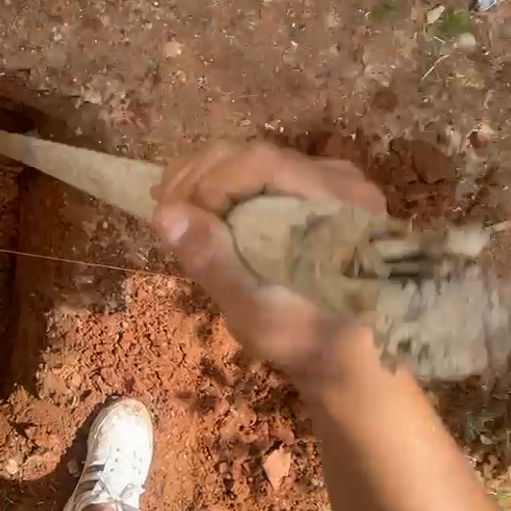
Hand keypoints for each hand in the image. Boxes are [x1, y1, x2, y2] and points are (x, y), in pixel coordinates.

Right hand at [153, 140, 388, 391]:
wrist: (346, 357)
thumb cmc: (307, 339)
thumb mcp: (255, 310)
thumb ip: (213, 260)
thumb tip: (163, 214)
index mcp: (338, 202)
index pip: (259, 162)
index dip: (208, 184)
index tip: (181, 224)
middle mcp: (336, 179)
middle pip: (246, 154)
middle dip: (194, 179)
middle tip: (164, 217)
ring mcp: (320, 181)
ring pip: (242, 158)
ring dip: (196, 181)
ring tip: (173, 216)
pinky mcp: (304, 190)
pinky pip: (249, 172)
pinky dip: (212, 186)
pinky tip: (193, 211)